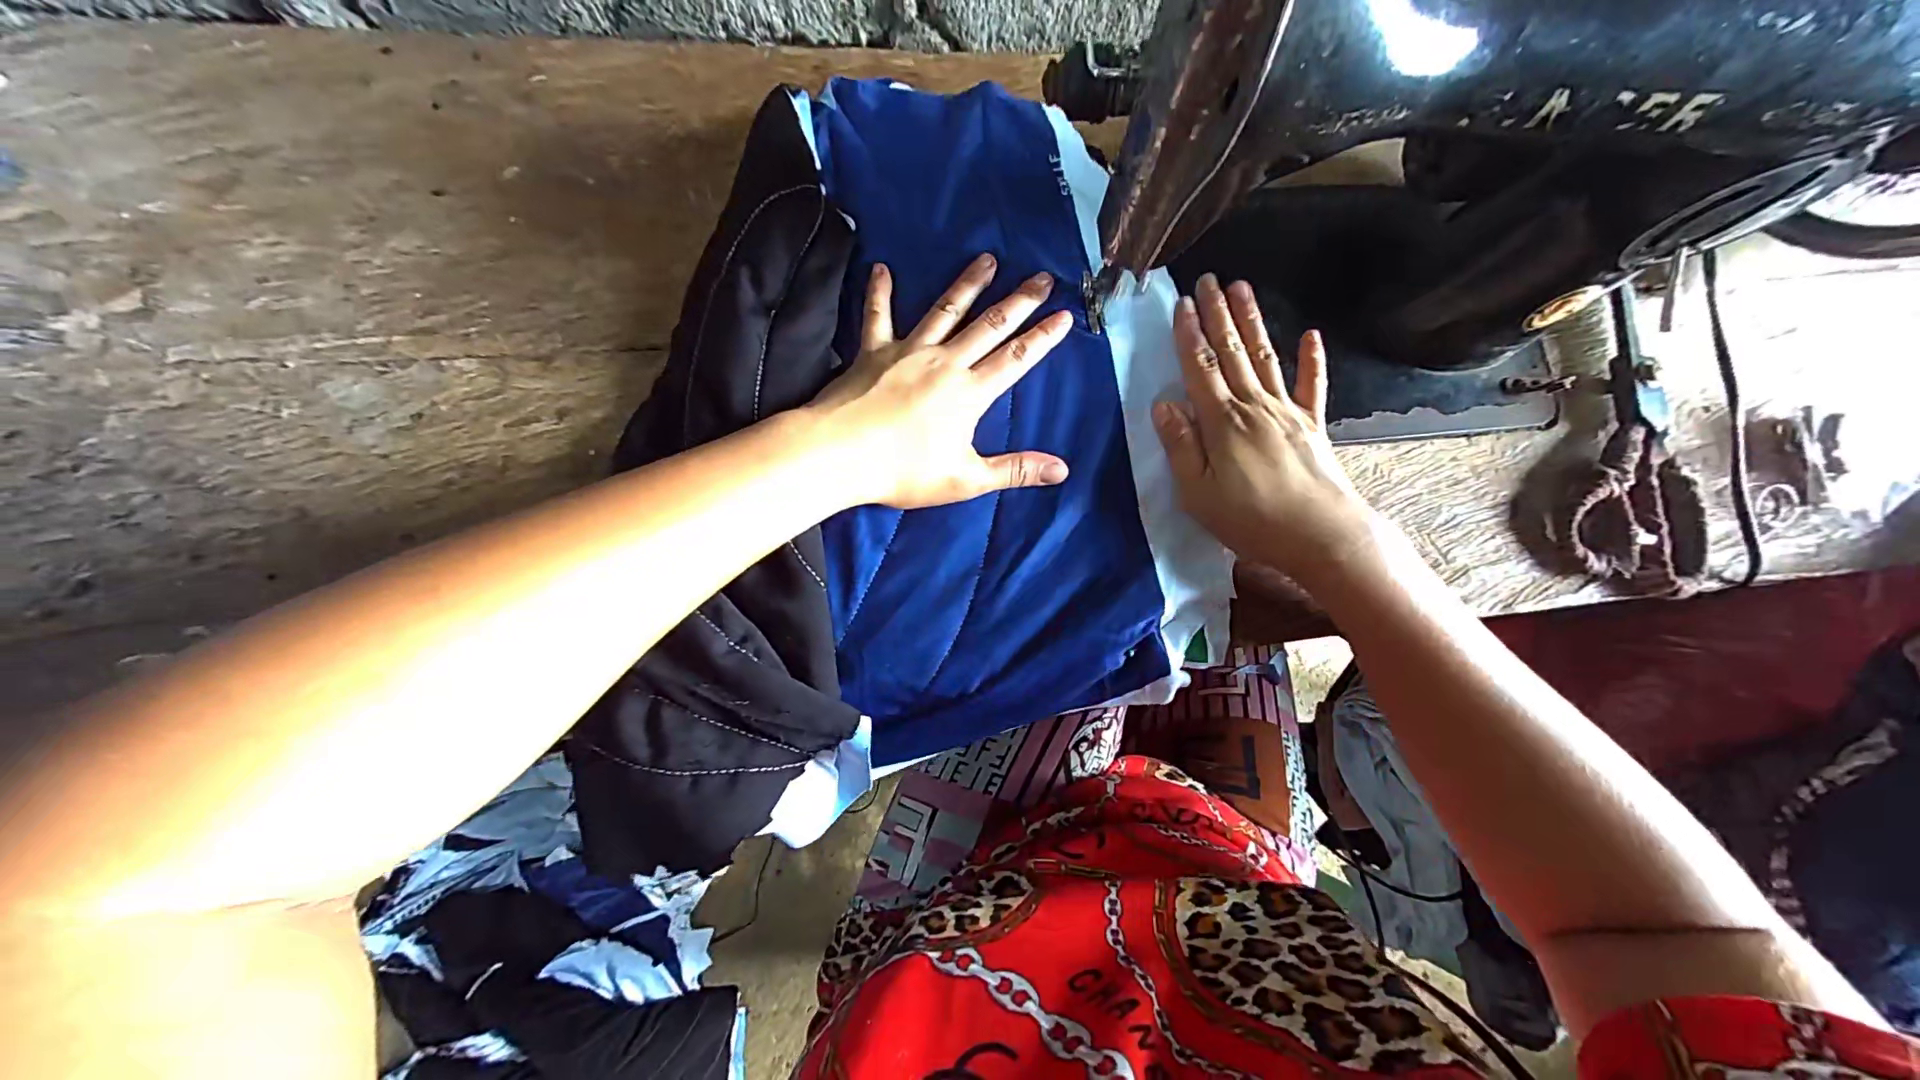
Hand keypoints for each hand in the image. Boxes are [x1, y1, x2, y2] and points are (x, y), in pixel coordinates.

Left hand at [807, 254, 1073, 509]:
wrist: (840, 455)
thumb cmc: (903, 471)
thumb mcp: (966, 479)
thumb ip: (1015, 470)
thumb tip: (1061, 470)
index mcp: (969, 393)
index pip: (1017, 359)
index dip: (1043, 338)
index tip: (1064, 315)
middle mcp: (944, 363)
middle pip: (990, 326)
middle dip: (1020, 301)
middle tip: (1042, 277)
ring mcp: (908, 352)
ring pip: (945, 310)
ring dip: (968, 284)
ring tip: (987, 260)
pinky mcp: (873, 352)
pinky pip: (878, 315)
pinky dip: (881, 292)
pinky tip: (882, 269)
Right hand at [1154, 274, 1374, 583]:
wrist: (1320, 535)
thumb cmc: (1249, 520)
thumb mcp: (1198, 492)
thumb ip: (1181, 446)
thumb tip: (1163, 404)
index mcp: (1221, 422)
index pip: (1200, 368)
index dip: (1189, 334)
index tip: (1181, 304)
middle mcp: (1254, 407)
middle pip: (1231, 352)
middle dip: (1218, 314)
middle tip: (1209, 280)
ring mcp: (1286, 413)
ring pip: (1264, 358)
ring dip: (1252, 322)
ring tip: (1243, 289)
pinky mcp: (1312, 426)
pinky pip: (1312, 386)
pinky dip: (1312, 359)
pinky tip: (1310, 335)